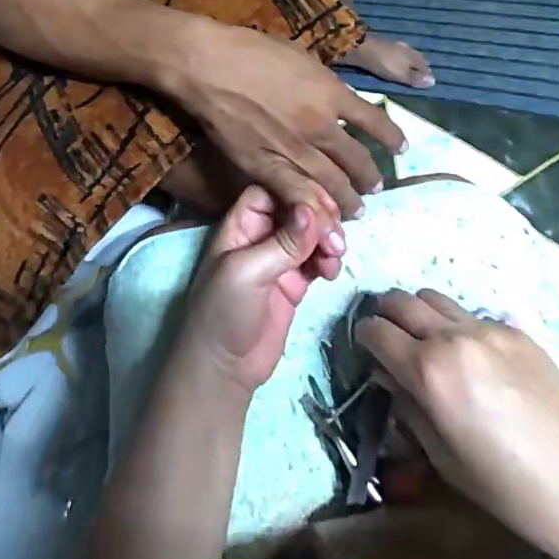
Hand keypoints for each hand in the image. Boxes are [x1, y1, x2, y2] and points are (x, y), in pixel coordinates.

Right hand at [174, 22, 405, 224]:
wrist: (210, 66)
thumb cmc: (251, 50)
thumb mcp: (300, 55)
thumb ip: (322, 81)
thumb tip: (334, 95)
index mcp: (331, 93)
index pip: (375, 121)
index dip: (392, 136)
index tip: (400, 147)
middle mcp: (321, 126)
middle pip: (357, 159)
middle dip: (371, 177)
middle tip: (376, 186)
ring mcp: (294, 149)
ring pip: (333, 183)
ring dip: (350, 199)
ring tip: (357, 209)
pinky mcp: (266, 166)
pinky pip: (298, 194)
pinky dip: (316, 208)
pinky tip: (326, 215)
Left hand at [177, 187, 329, 392]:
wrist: (224, 368)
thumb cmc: (223, 312)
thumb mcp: (247, 273)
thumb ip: (281, 243)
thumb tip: (312, 211)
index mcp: (240, 223)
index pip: (272, 190)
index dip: (297, 193)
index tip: (321, 208)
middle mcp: (260, 234)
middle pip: (296, 208)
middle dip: (319, 217)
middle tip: (335, 238)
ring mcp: (278, 258)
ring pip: (311, 233)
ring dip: (328, 239)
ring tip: (335, 256)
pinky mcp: (293, 281)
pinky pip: (317, 259)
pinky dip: (328, 260)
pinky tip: (331, 271)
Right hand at [356, 291, 558, 545]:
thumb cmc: (509, 488)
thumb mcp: (442, 457)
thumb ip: (406, 406)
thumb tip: (387, 374)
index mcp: (429, 370)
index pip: (375, 330)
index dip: (364, 339)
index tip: (367, 352)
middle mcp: (453, 337)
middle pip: (399, 300)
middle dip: (384, 315)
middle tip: (388, 339)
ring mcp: (488, 329)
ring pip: (432, 297)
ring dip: (418, 313)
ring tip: (426, 341)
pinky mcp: (515, 330)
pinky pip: (469, 315)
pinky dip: (456, 326)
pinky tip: (472, 359)